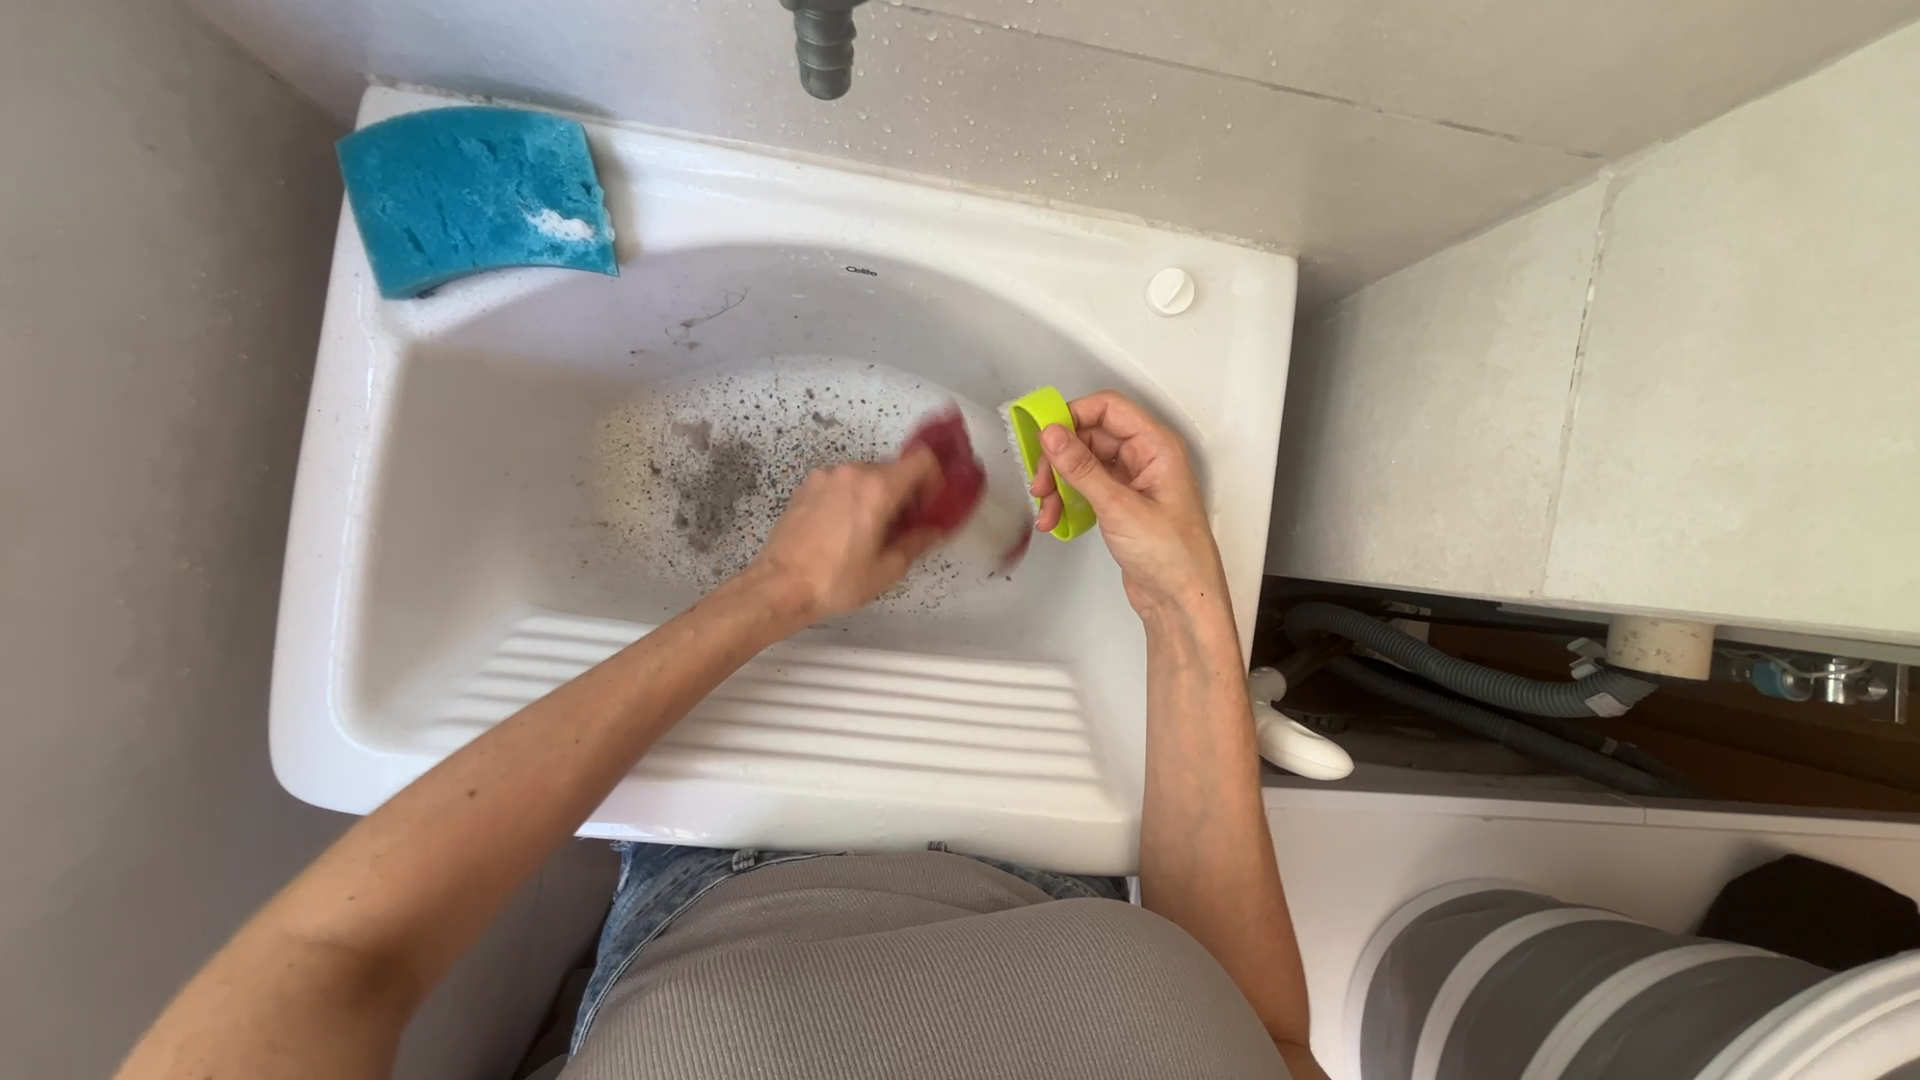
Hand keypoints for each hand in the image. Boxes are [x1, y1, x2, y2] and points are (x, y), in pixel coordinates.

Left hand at [745, 447, 944, 623]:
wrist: (779, 586)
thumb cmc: (834, 580)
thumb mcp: (887, 569)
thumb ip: (917, 542)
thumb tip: (932, 532)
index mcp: (877, 488)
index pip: (921, 461)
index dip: (934, 479)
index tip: (930, 503)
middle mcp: (851, 473)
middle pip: (892, 470)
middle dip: (905, 494)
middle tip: (905, 526)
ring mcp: (825, 478)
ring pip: (865, 477)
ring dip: (877, 496)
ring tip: (873, 531)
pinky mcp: (806, 488)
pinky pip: (841, 484)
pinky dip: (852, 498)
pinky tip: (846, 530)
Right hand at [1031, 391, 1229, 618]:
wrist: (1181, 600)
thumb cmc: (1173, 556)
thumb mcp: (1119, 506)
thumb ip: (1081, 467)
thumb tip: (1054, 435)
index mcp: (1156, 447)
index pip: (1107, 409)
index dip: (1072, 416)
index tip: (1043, 435)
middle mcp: (1146, 459)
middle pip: (1090, 436)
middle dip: (1060, 458)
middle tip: (1041, 482)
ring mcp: (1133, 482)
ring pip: (1084, 464)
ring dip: (1059, 483)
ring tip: (1047, 509)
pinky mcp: (1122, 505)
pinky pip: (1087, 488)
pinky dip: (1068, 500)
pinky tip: (1056, 519)